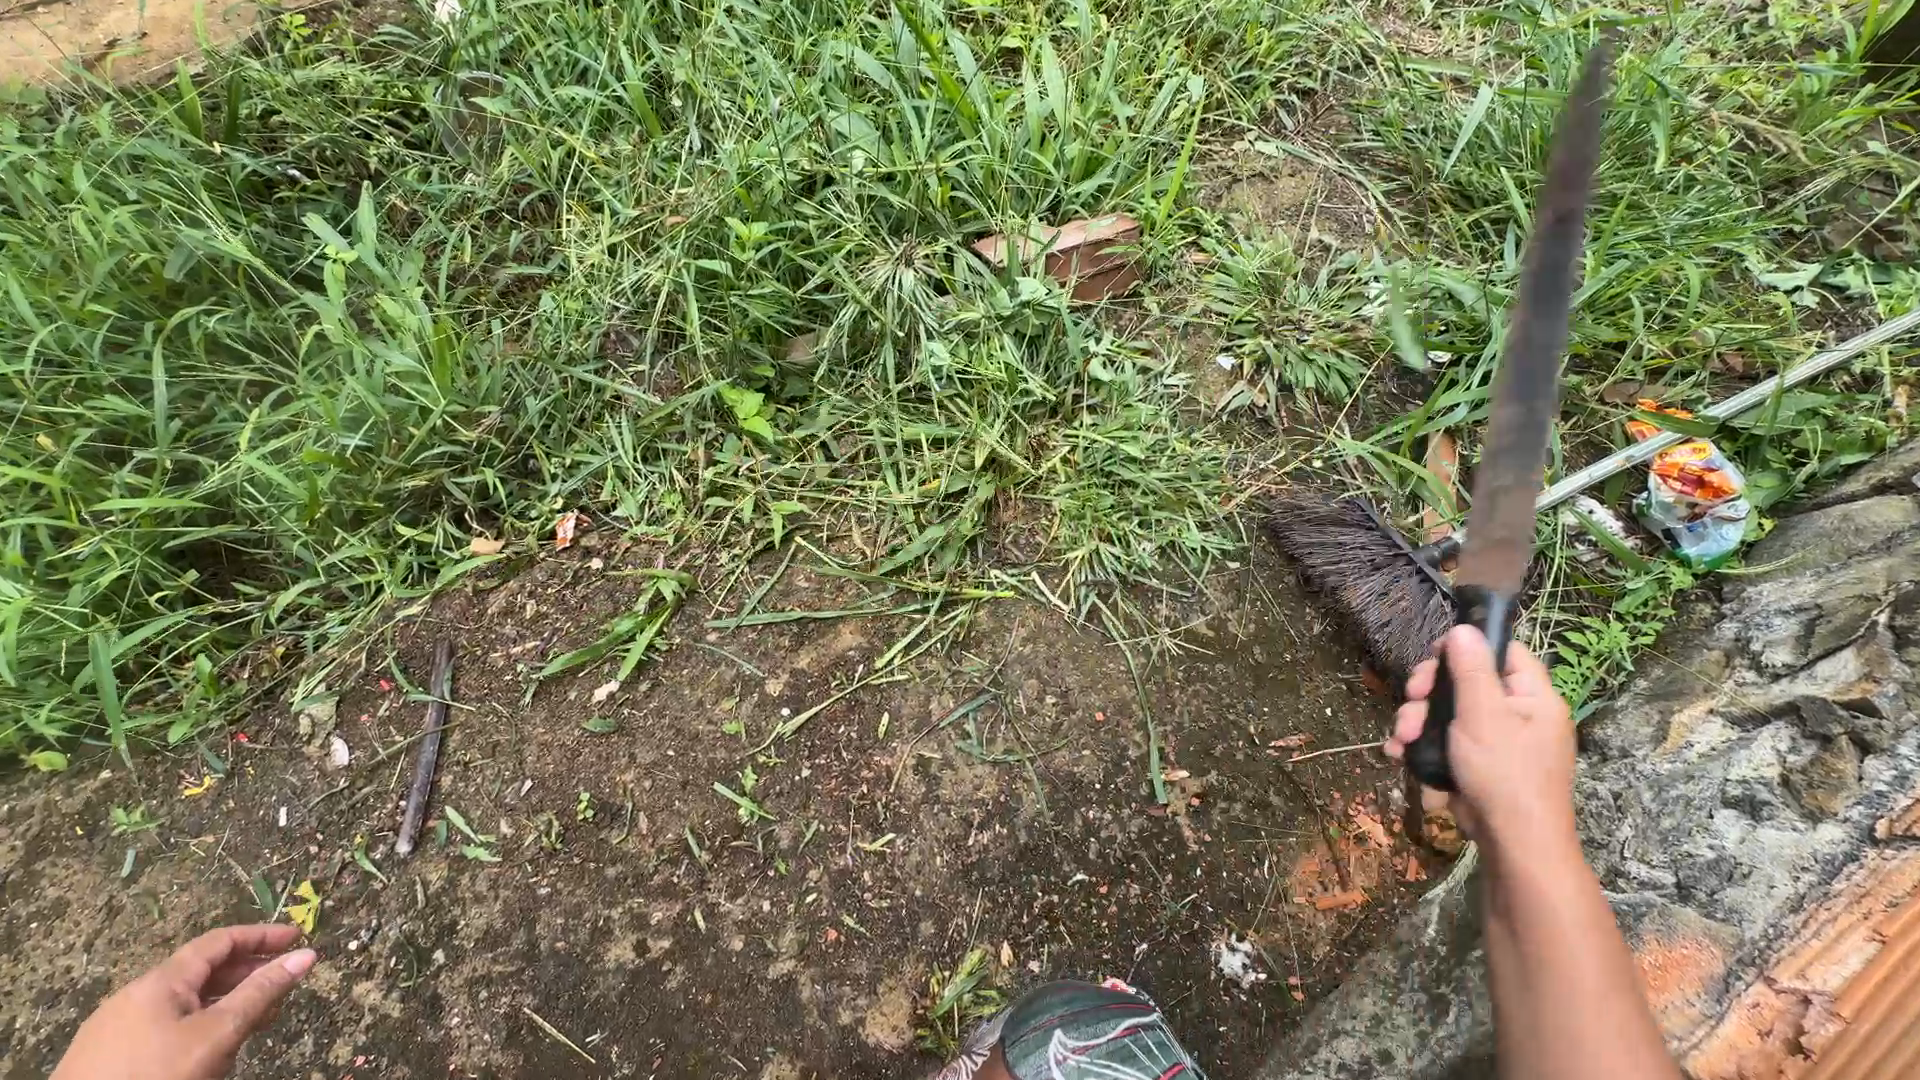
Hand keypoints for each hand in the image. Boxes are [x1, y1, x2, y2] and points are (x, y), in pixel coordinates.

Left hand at [51, 924, 316, 1079]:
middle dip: (248, 972)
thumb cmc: (157, 1076)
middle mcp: (133, 996)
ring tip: (256, 1020)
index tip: (298, 939)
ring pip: (184, 1000)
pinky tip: (212, 1045)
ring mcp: (113, 1028)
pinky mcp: (104, 1056)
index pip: (219, 941)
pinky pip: (164, 1024)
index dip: (262, 935)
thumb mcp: (219, 1033)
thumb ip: (263, 991)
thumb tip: (307, 954)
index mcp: (158, 982)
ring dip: (226, 1001)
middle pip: (202, 969)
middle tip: (284, 985)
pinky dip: (200, 1022)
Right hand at [1385, 625, 1576, 854]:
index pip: (1505, 652)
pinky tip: (1400, 753)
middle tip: (1411, 697)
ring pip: (1446, 712)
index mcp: (1533, 698)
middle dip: (1428, 690)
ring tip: (1401, 738)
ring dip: (1415, 720)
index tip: (1434, 655)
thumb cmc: (1504, 772)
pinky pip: (1444, 740)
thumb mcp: (1483, 714)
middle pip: (1466, 681)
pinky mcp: (1475, 762)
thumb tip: (1465, 628)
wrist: (1513, 841)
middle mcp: (1517, 715)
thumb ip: (1471, 670)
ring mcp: (1495, 741)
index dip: (1468, 646)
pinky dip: (1421, 744)